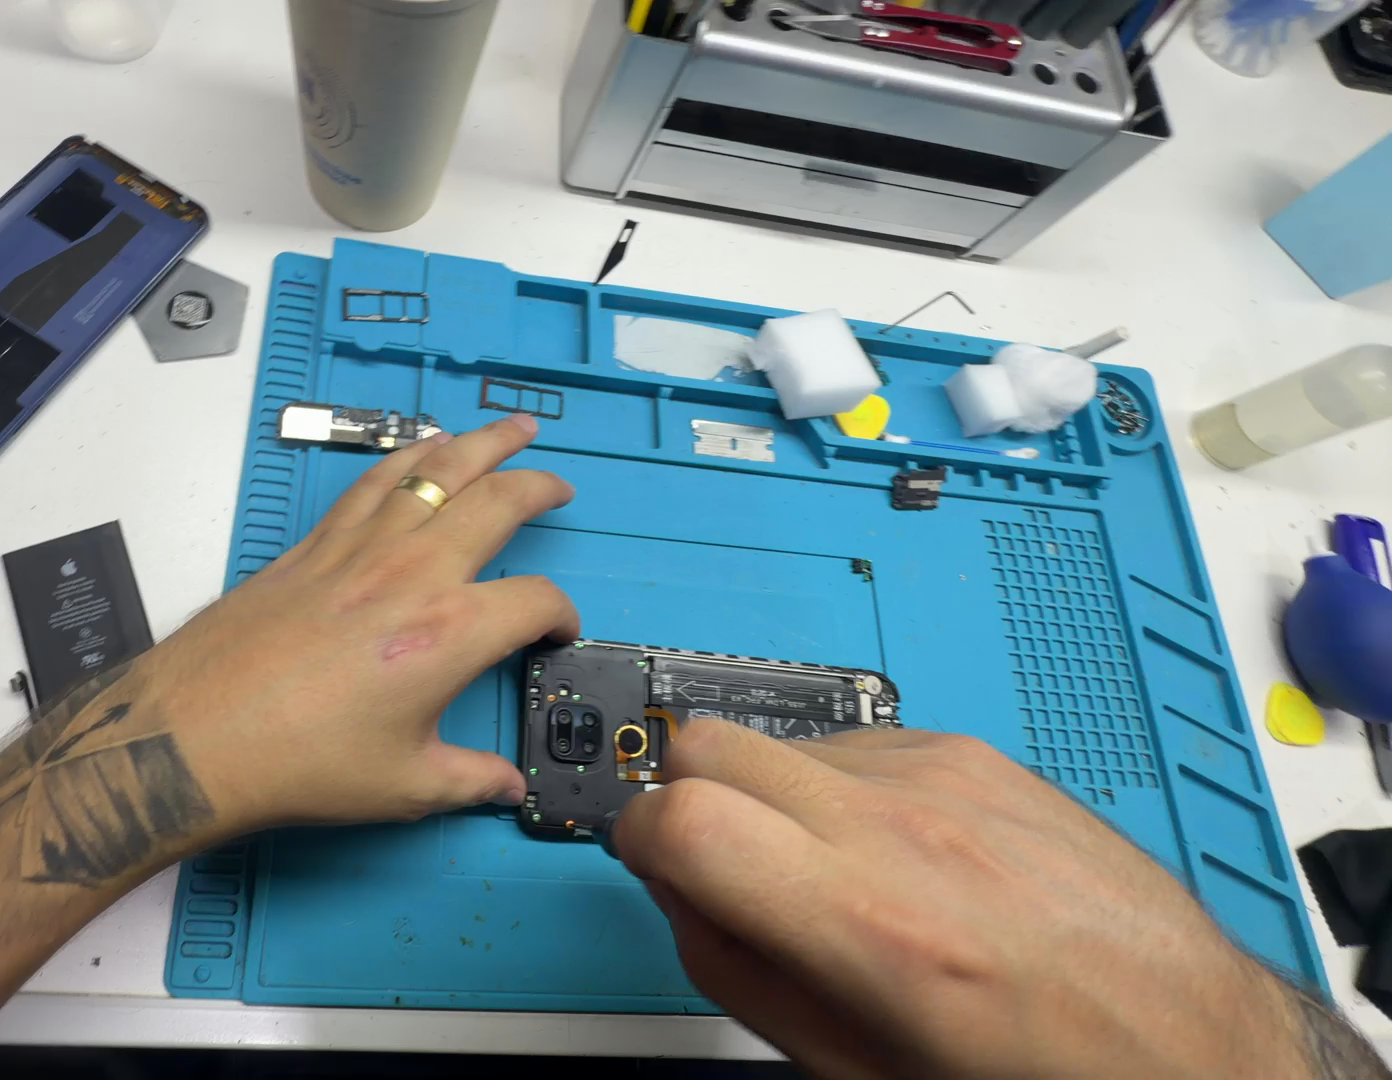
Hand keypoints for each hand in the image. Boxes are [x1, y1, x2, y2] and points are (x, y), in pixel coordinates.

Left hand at [134, 414, 576, 831]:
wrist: (202, 733)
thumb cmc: (304, 762)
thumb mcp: (405, 785)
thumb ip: (472, 780)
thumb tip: (508, 789)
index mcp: (451, 632)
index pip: (535, 601)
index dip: (560, 616)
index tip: (555, 632)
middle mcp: (416, 572)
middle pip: (498, 503)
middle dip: (539, 486)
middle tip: (559, 484)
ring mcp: (365, 546)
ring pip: (438, 471)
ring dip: (484, 444)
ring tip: (514, 431)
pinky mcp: (321, 541)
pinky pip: (376, 480)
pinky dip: (410, 455)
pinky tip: (426, 447)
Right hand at [612, 719, 1321, 1079]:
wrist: (1202, 1052)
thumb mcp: (849, 1068)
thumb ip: (729, 967)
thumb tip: (674, 880)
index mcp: (870, 927)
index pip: (680, 819)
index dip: (636, 835)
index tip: (651, 856)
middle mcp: (899, 828)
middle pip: (704, 743)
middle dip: (685, 792)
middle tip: (724, 852)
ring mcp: (934, 773)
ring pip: (770, 741)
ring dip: (766, 793)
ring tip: (833, 863)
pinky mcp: (963, 748)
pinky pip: (845, 741)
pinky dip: (833, 786)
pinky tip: (892, 846)